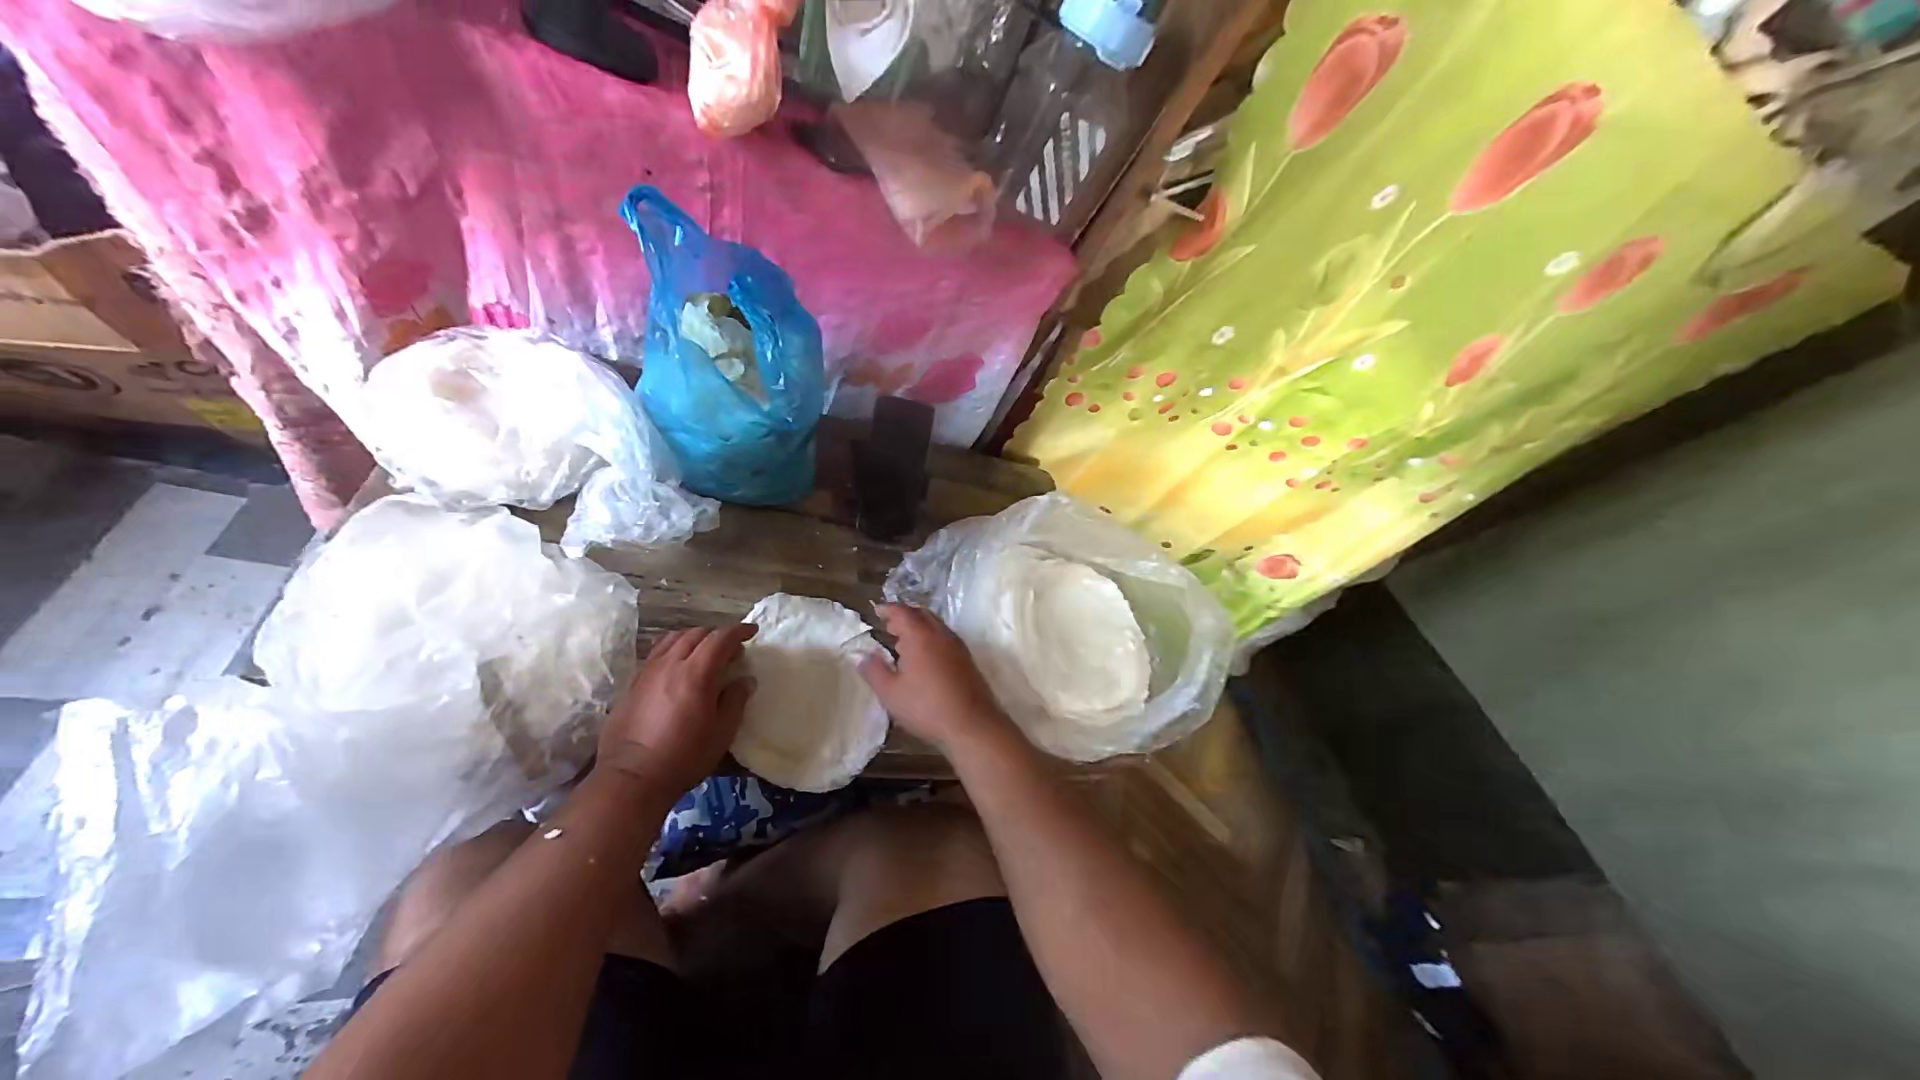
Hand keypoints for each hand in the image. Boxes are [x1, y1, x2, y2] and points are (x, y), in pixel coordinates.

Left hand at [599, 623, 756, 801]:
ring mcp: (647, 672)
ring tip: (703, 654)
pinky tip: (677, 670)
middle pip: (696, 634)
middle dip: (717, 636)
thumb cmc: (685, 755)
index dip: (739, 631)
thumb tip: (744, 680)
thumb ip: (736, 700)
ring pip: (672, 640)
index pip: (720, 638)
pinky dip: (674, 652)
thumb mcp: (722, 732)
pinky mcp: (632, 684)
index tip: (752, 632)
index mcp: (696, 672)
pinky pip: (657, 655)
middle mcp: (670, 664)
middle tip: (731, 650)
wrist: (632, 777)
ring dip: (693, 640)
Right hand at [858, 604, 1015, 754]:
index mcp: (920, 636)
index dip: (888, 609)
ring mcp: (957, 646)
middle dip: (904, 615)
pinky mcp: (967, 659)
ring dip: (919, 626)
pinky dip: (930, 637)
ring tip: (903, 640)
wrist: (972, 724)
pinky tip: (924, 656)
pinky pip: (945, 637)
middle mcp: (941, 635)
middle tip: (889, 625)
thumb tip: (863, 656)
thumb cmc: (926, 707)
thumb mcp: (891, 693)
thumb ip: (874, 671)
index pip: (902, 612)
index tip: (877, 611)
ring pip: (935, 625)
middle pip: (921, 614)